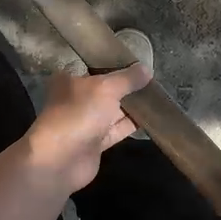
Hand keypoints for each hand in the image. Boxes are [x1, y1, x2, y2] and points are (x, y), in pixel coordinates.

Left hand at [23, 63, 151, 192]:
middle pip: (106, 88)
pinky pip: (118, 128)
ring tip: (158, 94)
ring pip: (114, 109)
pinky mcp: (96, 141)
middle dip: (128, 85)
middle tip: (154, 77)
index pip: (95, 66)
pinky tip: (153, 115)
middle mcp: (77, 98)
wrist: (62, 159)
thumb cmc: (79, 113)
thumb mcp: (105, 88)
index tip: (139, 60)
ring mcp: (86, 121)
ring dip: (133, 104)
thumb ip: (127, 79)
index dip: (116, 63)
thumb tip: (146, 69)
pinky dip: (133, 123)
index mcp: (70, 79)